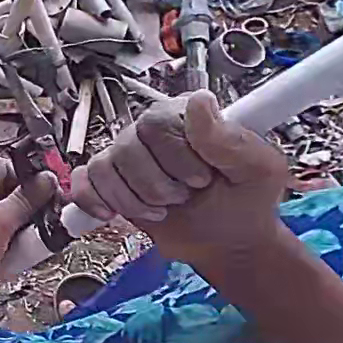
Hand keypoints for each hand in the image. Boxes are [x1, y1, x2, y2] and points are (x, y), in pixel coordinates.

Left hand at [0, 157, 57, 319]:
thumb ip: (26, 199)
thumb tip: (46, 181)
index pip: (1, 166)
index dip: (28, 178)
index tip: (51, 188)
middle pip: (3, 187)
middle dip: (25, 203)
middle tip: (48, 213)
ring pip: (2, 208)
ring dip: (20, 221)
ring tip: (34, 233)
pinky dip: (9, 234)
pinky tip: (20, 246)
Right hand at [69, 91, 290, 277]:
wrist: (228, 242)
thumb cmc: (246, 201)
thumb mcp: (257, 171)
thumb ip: (230, 138)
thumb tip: (199, 100)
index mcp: (185, 116)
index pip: (156, 122)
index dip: (175, 157)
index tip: (203, 180)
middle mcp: (150, 130)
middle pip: (126, 147)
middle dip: (156, 185)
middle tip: (184, 198)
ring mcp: (126, 155)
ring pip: (105, 168)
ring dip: (133, 200)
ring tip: (162, 210)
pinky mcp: (110, 180)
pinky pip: (84, 181)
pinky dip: (93, 200)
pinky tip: (112, 214)